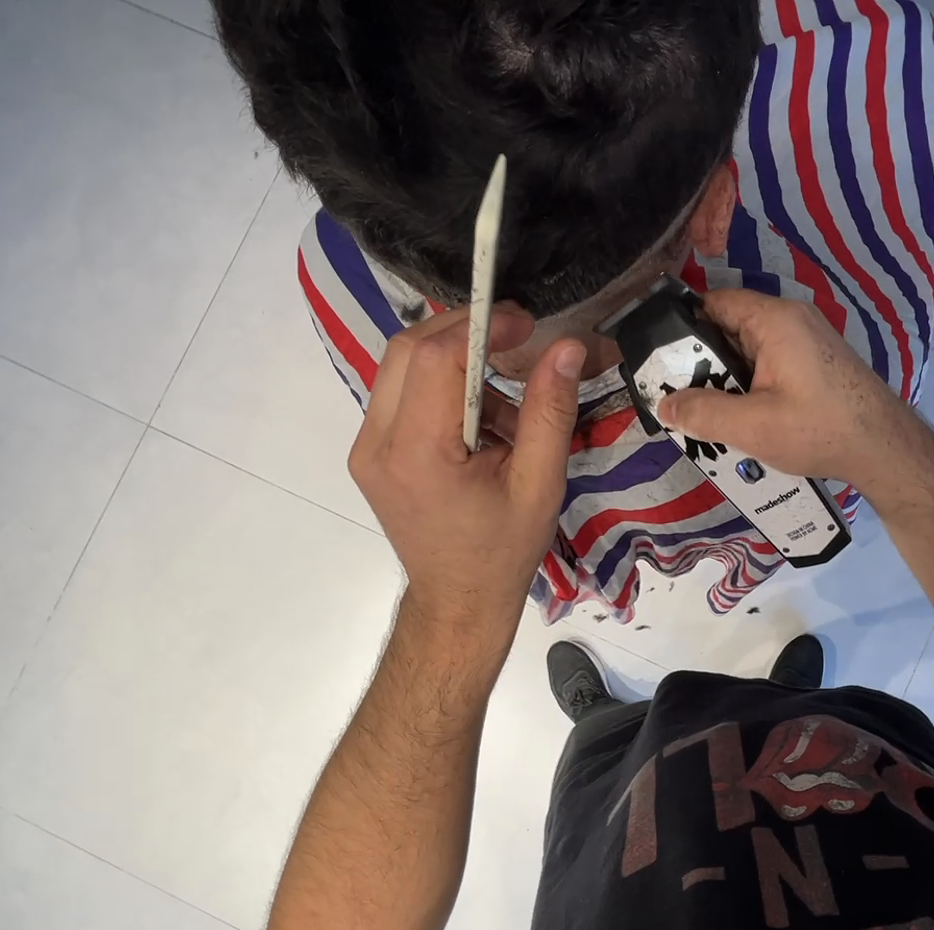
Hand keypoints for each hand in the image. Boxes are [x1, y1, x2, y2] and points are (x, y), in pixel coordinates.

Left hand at [347, 304, 584, 628]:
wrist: (459, 601)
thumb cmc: (503, 551)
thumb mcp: (539, 484)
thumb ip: (550, 412)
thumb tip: (566, 348)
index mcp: (418, 454)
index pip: (436, 358)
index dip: (481, 326)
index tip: (526, 325)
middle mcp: (377, 444)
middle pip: (408, 350)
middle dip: (464, 331)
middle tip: (516, 338)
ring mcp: (367, 448)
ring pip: (402, 368)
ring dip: (457, 363)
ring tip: (507, 402)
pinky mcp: (372, 454)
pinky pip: (402, 395)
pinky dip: (444, 389)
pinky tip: (483, 423)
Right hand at [655, 289, 915, 493]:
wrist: (884, 449)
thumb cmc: (818, 429)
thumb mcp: (752, 425)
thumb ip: (702, 413)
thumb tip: (663, 406)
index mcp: (774, 320)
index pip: (714, 303)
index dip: (684, 329)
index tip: (663, 364)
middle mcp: (792, 320)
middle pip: (730, 328)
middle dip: (704, 362)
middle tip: (680, 397)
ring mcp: (808, 341)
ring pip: (749, 351)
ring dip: (727, 380)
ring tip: (707, 413)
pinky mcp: (816, 364)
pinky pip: (770, 365)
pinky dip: (751, 386)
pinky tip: (743, 418)